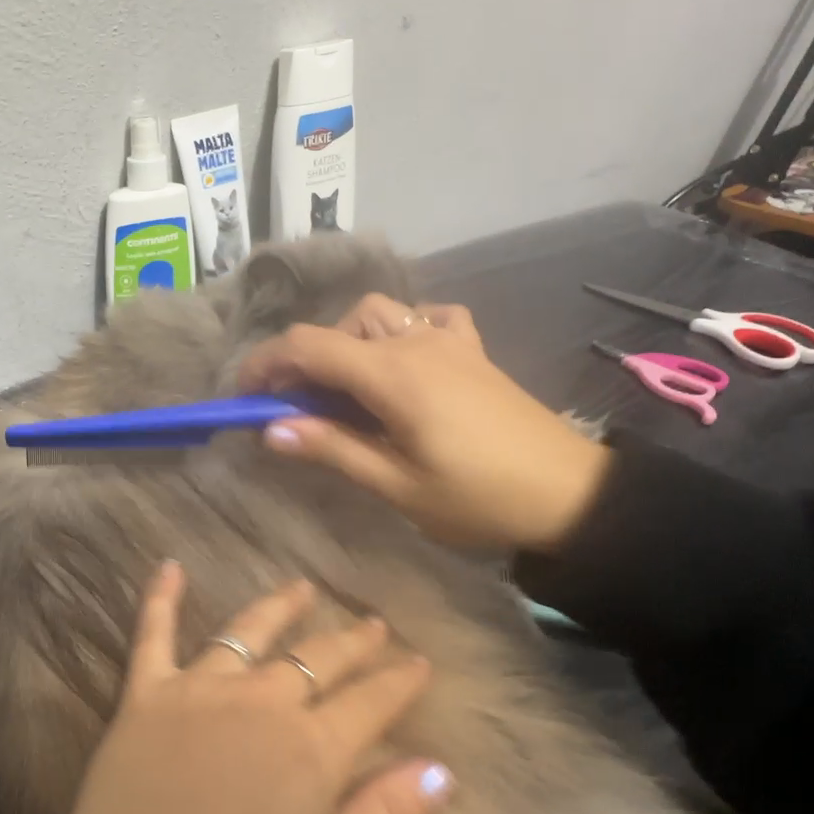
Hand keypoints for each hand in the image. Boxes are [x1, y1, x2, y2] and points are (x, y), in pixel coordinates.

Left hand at [11, 564, 452, 813]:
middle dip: (351, 640)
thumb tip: (441, 770)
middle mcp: (261, 702)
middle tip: (373, 623)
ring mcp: (200, 690)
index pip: (371, 701)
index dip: (399, 681)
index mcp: (312, 747)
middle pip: (317, 658)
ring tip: (300, 587)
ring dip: (278, 607)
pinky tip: (168, 566)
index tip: (420, 661)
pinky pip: (153, 634)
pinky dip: (160, 597)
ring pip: (247, 632)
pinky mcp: (146, 693)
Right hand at [237, 294, 612, 550]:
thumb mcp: (397, 485)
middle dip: (303, 360)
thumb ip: (333, 450)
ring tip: (344, 391)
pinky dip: (401, 332)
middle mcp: (416, 343)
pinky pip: (427, 319)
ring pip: (380, 315)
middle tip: (295, 410)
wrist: (570, 493)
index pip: (308, 346)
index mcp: (393, 375)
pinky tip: (401, 364)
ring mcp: (449, 342)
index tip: (243, 398)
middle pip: (339, 326)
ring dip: (347, 343)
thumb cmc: (479, 498)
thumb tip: (272, 430)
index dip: (265, 364)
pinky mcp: (472, 351)